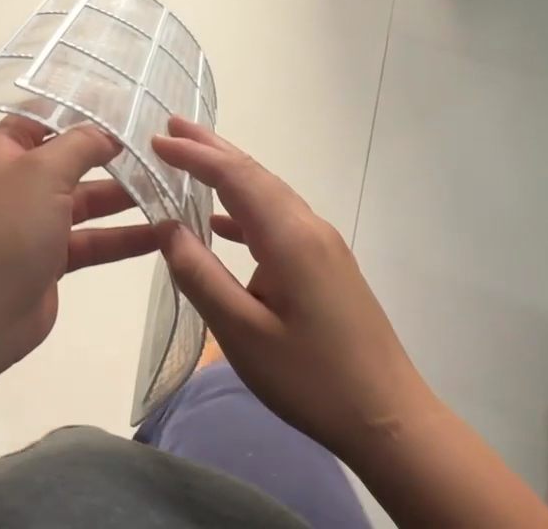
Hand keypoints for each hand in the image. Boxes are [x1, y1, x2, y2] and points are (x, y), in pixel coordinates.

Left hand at [0, 116, 160, 371]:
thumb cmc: (8, 226)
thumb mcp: (44, 171)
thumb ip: (81, 145)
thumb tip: (110, 134)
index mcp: (8, 149)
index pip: (47, 115)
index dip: (83, 108)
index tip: (128, 104)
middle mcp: (22, 180)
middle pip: (74, 158)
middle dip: (114, 154)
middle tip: (161, 149)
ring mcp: (38, 220)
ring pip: (89, 201)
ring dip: (126, 196)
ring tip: (172, 188)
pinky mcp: (54, 257)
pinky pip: (95, 239)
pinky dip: (125, 237)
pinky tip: (164, 234)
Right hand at [152, 117, 438, 462]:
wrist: (391, 422)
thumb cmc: (312, 379)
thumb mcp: (241, 332)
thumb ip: (199, 275)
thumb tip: (166, 227)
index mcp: (290, 237)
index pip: (235, 177)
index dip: (194, 155)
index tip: (156, 140)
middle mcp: (310, 229)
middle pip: (255, 174)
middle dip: (212, 149)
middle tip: (171, 126)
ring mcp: (323, 246)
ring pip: (269, 194)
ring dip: (228, 174)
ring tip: (190, 161)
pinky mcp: (327, 266)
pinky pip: (278, 220)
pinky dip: (244, 209)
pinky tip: (222, 225)